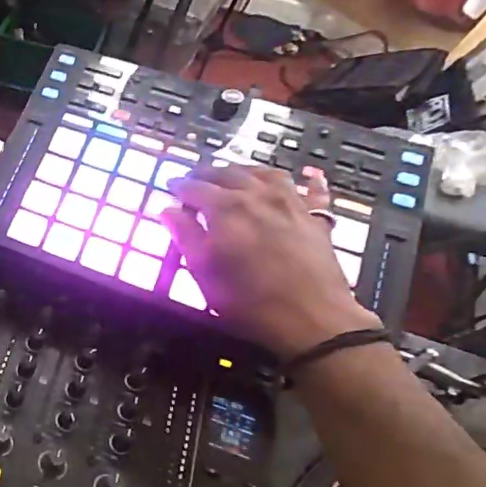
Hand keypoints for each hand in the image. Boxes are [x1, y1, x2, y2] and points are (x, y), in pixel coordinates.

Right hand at [159, 164, 381, 356]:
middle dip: (208, 173)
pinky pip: (314, 190)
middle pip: (230, 174)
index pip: (195, 188)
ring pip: (267, 174)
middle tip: (194, 178)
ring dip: (245, 171)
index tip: (169, 185)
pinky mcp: (317, 219)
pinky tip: (308, 175)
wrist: (310, 315)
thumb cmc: (246, 298)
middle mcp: (259, 197)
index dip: (179, 186)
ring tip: (233, 175)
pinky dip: (308, 180)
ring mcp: (292, 204)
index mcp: (226, 209)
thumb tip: (168, 211)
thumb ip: (185, 235)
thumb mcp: (203, 270)